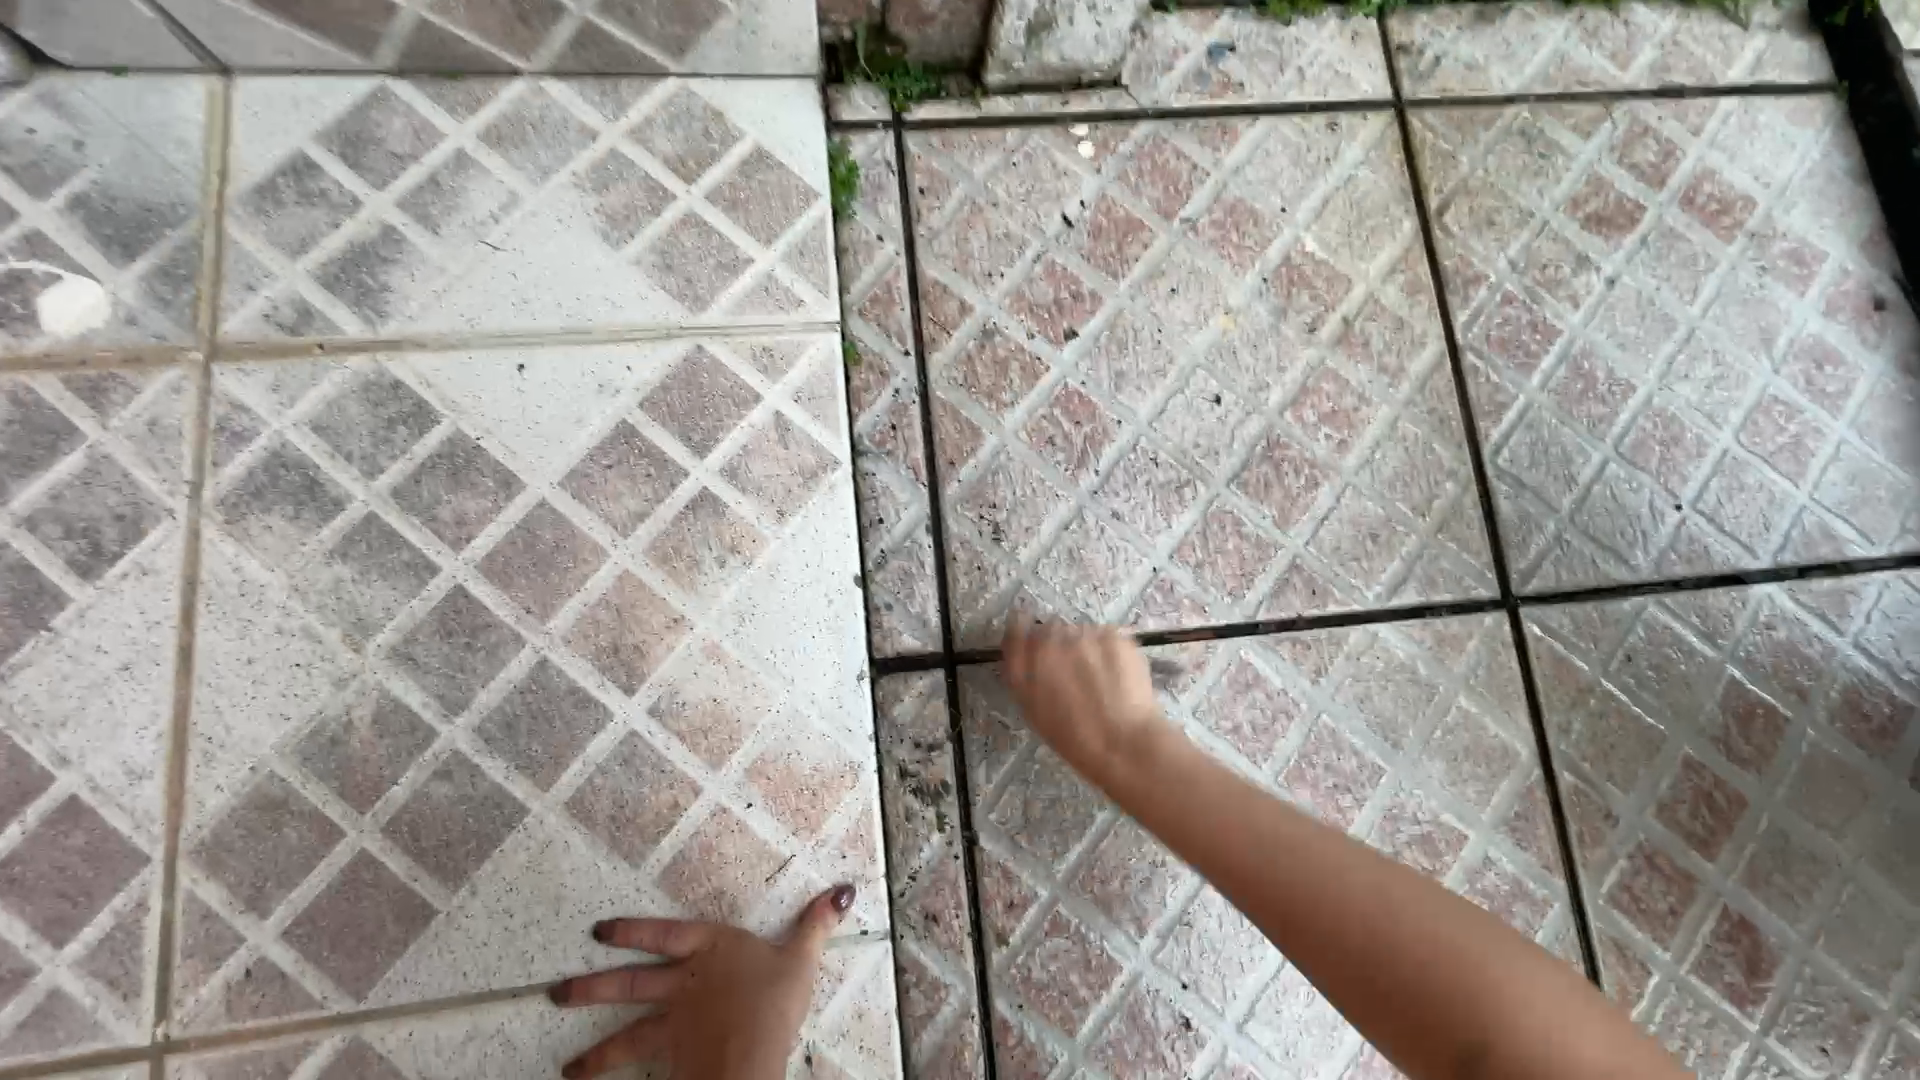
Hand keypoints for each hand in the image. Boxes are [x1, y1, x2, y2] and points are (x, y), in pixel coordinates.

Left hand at [549, 884, 855, 1078]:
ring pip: (626, 1034)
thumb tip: (842, 890)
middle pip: (628, 984)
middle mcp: (682, 984)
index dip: (631, 931)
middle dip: (591, 988)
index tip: (599, 931)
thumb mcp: (800, 957)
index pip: (662, 935)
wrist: (751, 1057)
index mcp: (709, 949)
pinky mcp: (674, 1060)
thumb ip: (815, 924)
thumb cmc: (773, 1001)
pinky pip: (644, 1070)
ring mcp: (674, 1025)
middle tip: (554, 993)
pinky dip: (626, 1078)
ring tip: (569, 1068)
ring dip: (597, 1051)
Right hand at [999, 618, 1174, 787]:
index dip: (1025, 635)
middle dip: (1058, 645)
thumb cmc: (1074, 738)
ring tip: (1099, 677)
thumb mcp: (1033, 711)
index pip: (1015, 630)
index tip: (1034, 644)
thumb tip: (1025, 652)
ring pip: (1080, 632)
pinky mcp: (1111, 634)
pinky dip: (1108, 650)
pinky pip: (1104, 635)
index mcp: (1024, 662)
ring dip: (1084, 646)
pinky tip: (1116, 674)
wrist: (1122, 743)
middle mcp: (1048, 640)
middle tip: (1074, 671)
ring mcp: (1081, 634)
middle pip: (1050, 629)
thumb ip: (1022, 675)